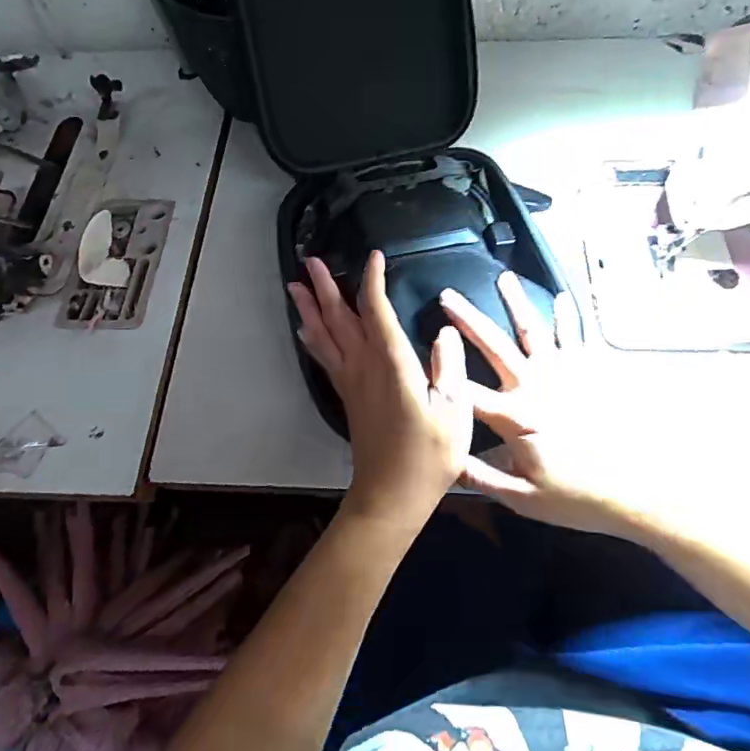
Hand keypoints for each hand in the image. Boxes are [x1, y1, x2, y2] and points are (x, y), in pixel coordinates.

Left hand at [288, 251, 472, 527]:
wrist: (392, 493)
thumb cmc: (429, 454)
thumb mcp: (454, 411)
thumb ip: (448, 367)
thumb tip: (443, 332)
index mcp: (392, 364)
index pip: (376, 311)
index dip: (372, 281)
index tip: (373, 257)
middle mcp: (364, 366)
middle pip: (340, 318)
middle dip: (325, 287)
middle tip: (310, 261)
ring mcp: (351, 381)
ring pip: (325, 336)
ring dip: (310, 309)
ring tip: (294, 286)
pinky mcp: (346, 396)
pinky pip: (324, 358)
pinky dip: (313, 339)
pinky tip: (305, 330)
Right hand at [439, 273, 689, 541]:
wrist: (638, 494)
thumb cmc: (576, 498)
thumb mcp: (521, 498)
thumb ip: (480, 475)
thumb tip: (442, 458)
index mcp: (513, 416)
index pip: (464, 390)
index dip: (437, 370)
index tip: (413, 351)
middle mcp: (534, 386)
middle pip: (494, 346)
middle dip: (467, 319)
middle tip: (446, 295)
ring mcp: (564, 375)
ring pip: (534, 331)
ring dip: (517, 303)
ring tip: (504, 277)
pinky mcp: (591, 374)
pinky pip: (576, 337)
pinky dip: (568, 317)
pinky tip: (562, 297)